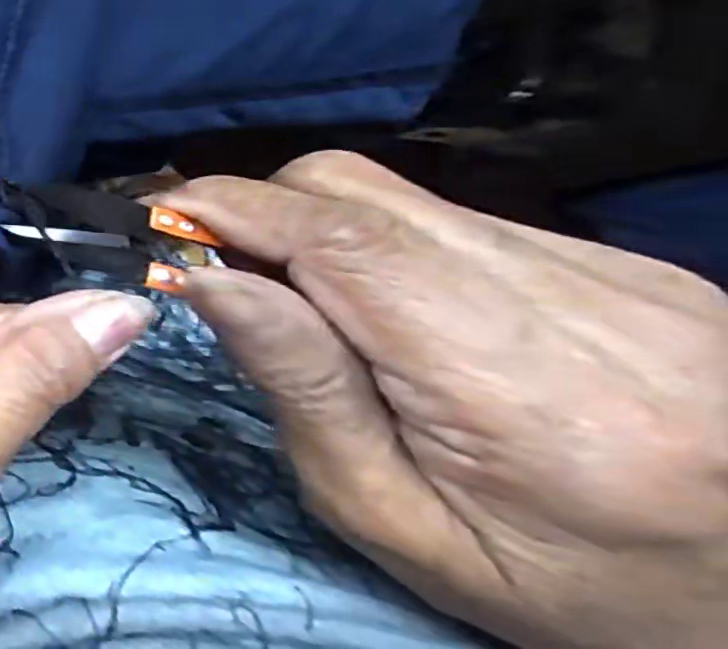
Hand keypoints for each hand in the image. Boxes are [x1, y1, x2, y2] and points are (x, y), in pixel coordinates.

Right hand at [165, 152, 727, 648]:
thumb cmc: (556, 593)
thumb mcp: (391, 519)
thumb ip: (298, 387)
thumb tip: (205, 278)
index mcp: (528, 396)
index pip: (344, 245)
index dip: (233, 208)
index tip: (158, 215)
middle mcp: (585, 306)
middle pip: (355, 190)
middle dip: (255, 208)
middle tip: (217, 265)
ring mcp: (618, 273)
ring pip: (392, 191)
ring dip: (309, 223)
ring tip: (301, 291)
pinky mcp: (627, 264)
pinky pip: (445, 214)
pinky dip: (376, 240)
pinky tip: (390, 303)